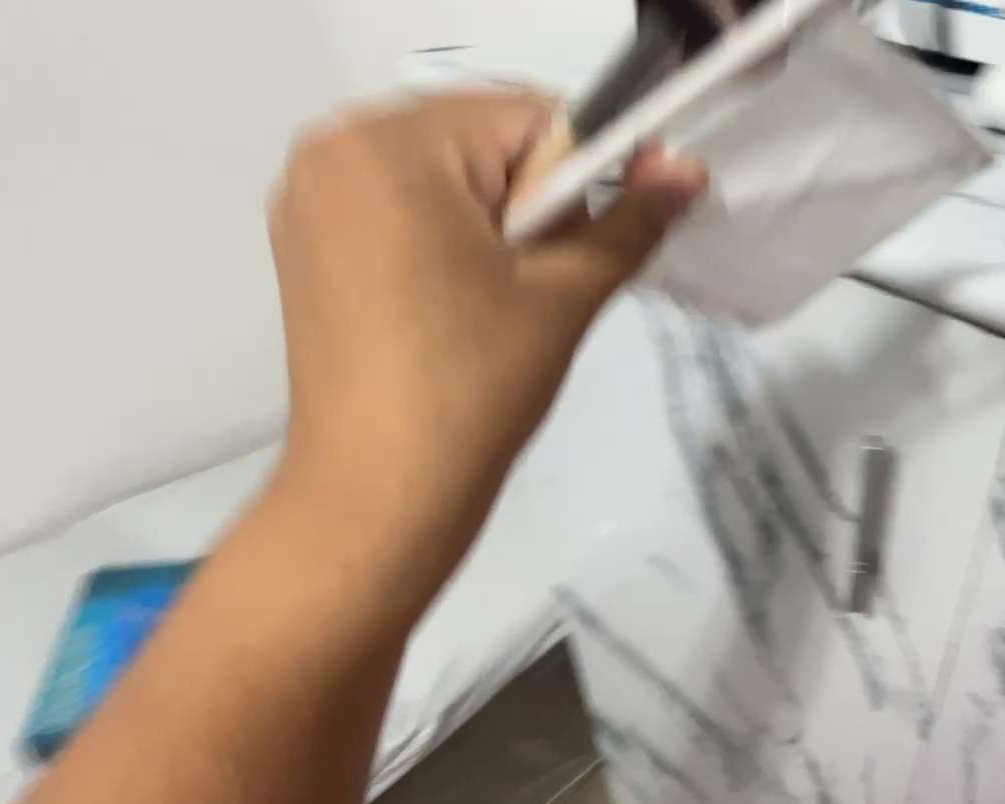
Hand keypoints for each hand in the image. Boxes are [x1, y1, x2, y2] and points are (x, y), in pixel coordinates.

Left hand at [267, 92, 706, 518]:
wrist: (384, 487)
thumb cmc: (478, 383)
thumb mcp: (565, 296)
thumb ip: (630, 223)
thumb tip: (690, 171)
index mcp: (391, 144)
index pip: (528, 114)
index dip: (598, 159)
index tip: (638, 213)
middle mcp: (335, 148)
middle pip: (483, 143)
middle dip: (546, 197)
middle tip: (569, 276)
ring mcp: (314, 199)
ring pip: (449, 181)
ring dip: (508, 222)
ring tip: (525, 297)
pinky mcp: (314, 247)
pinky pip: (409, 214)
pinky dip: (461, 241)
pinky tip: (476, 304)